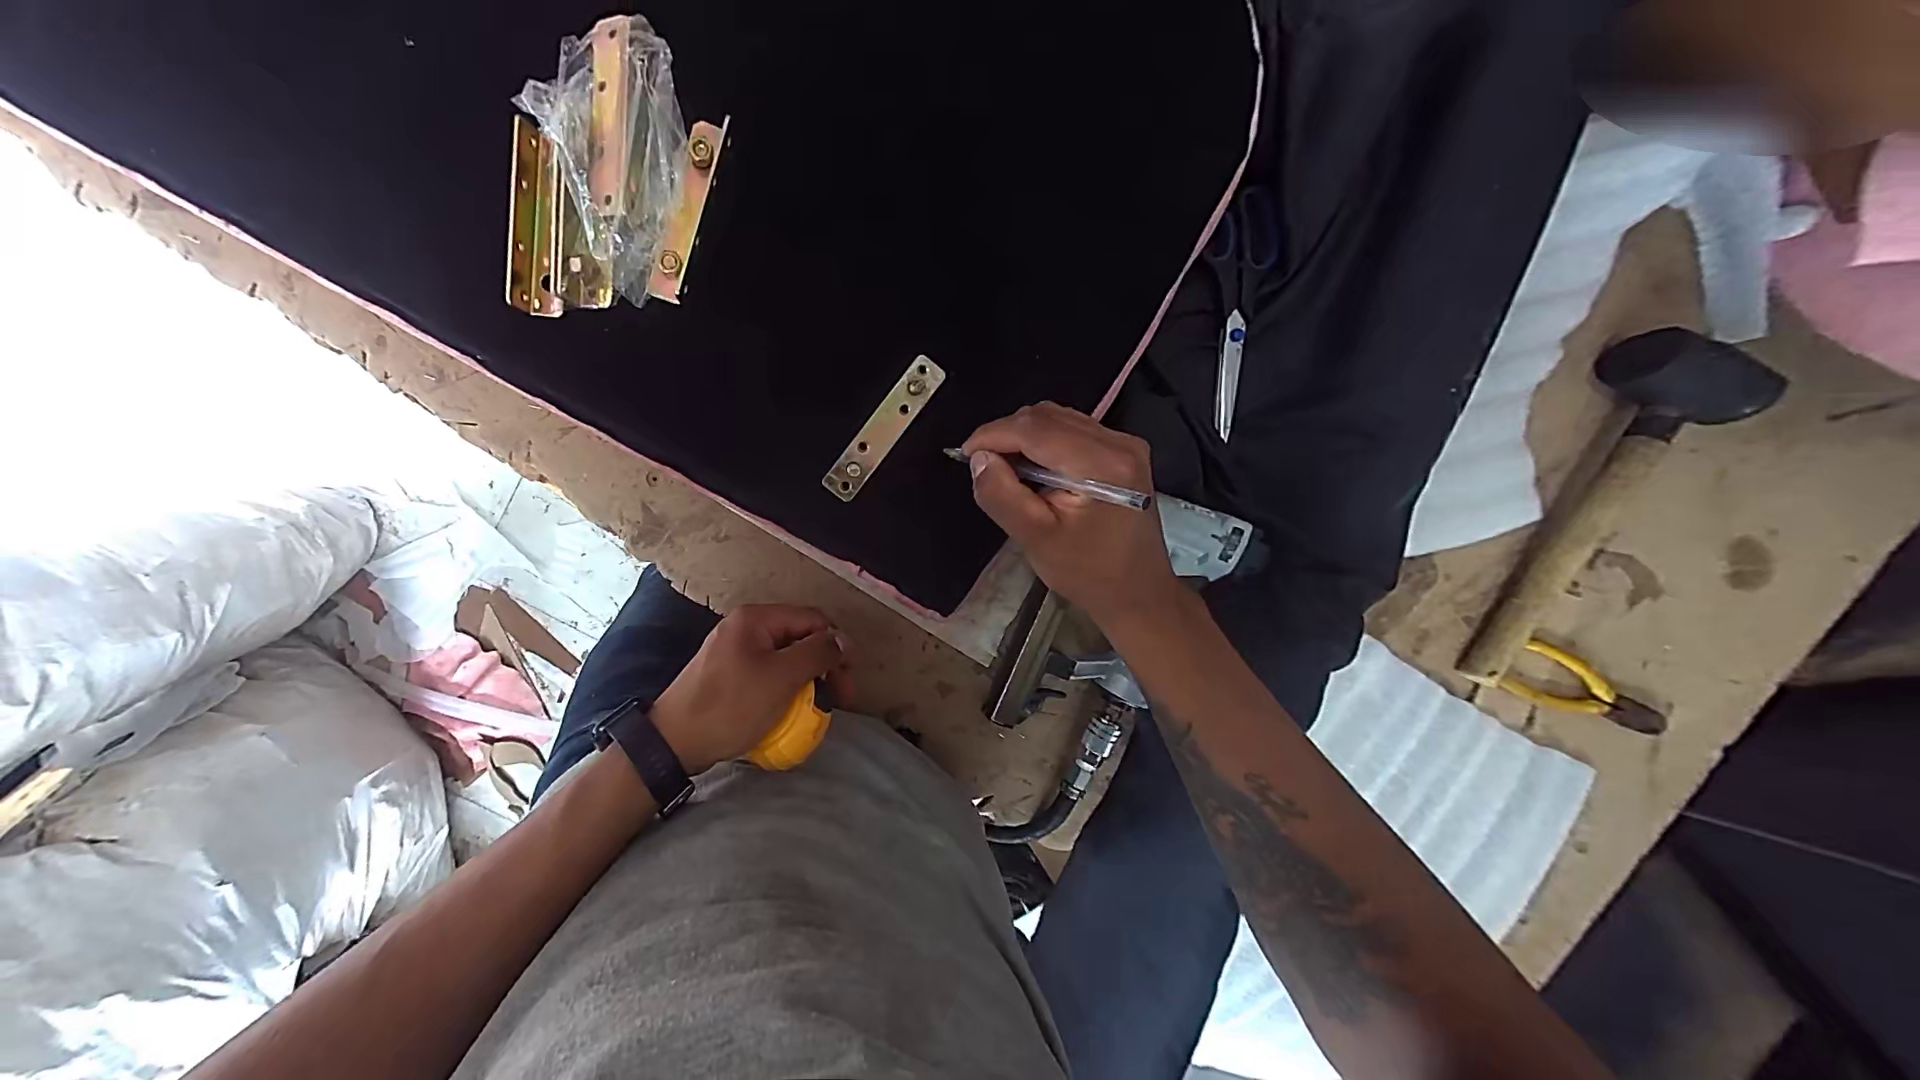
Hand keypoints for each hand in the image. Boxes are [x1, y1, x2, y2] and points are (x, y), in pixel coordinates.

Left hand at [649, 605, 851, 774]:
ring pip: (787, 657)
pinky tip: (792, 709)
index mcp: (756, 619)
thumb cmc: (730, 706)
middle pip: (800, 637)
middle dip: (824, 666)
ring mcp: (735, 650)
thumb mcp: (781, 678)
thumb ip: (818, 653)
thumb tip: (844, 640)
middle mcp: (745, 627)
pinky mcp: (729, 674)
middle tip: (839, 698)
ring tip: (818, 707)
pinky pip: (769, 673)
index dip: (836, 645)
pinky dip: (787, 689)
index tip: (847, 679)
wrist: (673, 743)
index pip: (813, 619)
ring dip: (808, 680)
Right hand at [962, 403, 1184, 632]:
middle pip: (1047, 417)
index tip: (964, 454)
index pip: (1035, 428)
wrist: (1138, 592)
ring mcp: (1125, 444)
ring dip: (1024, 437)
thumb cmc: (1088, 573)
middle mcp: (1118, 442)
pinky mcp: (1123, 452)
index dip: (993, 434)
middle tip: (984, 466)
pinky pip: (1072, 431)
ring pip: (1058, 419)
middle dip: (1007, 434)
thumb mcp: (1036, 539)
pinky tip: (1032, 471)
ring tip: (1005, 470)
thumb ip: (1002, 495)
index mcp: (1102, 463)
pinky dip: (1044, 443)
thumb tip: (979, 459)